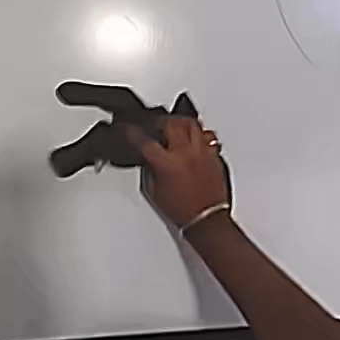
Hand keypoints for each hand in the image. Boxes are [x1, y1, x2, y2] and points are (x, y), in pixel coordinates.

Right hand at [123, 114, 229, 229]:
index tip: (126, 128)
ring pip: (190, 123)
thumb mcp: (154, 191)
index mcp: (166, 163)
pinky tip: (192, 135)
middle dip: (157, 120)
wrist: (206, 219)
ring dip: (178, 121)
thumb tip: (148, 157)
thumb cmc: (183, 210)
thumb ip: (150, 169)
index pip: (143, 140)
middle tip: (152, 124)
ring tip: (172, 124)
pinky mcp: (213, 155)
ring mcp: (201, 152)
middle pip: (169, 123)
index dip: (130, 131)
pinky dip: (197, 133)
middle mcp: (184, 153)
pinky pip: (206, 136)